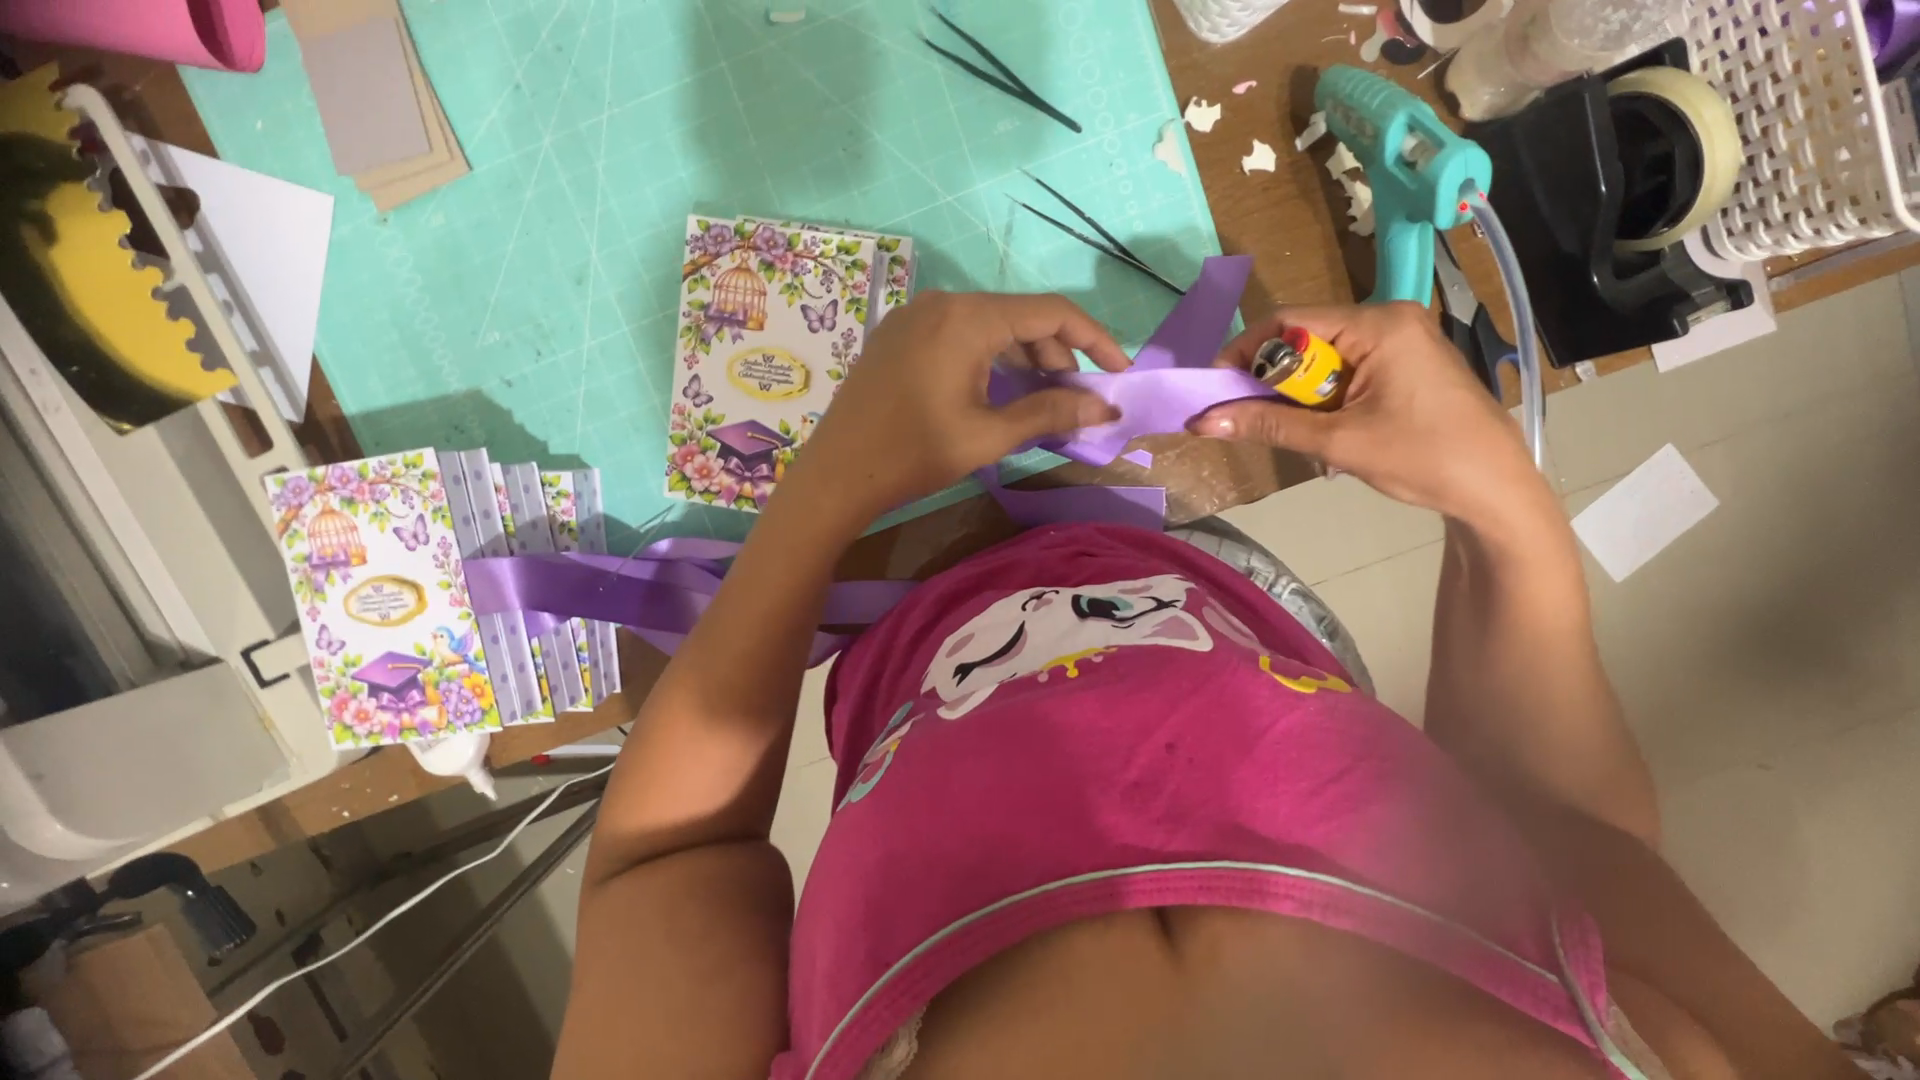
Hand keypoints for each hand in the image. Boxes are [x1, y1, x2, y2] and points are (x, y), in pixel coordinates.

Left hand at [779, 291, 1128, 518]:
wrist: (836, 475)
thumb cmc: (914, 455)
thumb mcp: (989, 435)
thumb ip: (1051, 412)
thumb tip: (1105, 408)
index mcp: (968, 318)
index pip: (1050, 312)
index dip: (1094, 339)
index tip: (1118, 371)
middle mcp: (942, 303)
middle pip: (1019, 317)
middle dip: (1056, 355)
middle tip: (1076, 400)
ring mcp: (915, 316)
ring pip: (989, 326)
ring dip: (1023, 359)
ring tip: (1043, 401)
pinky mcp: (899, 335)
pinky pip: (959, 335)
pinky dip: (989, 359)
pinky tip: (999, 392)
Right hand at [1190, 302, 1547, 526]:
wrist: (1495, 487)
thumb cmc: (1421, 457)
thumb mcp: (1336, 441)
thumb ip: (1267, 424)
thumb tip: (1202, 421)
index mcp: (1378, 324)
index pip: (1289, 321)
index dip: (1245, 351)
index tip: (1217, 388)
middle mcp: (1389, 319)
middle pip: (1304, 337)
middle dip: (1270, 377)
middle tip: (1245, 414)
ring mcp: (1401, 339)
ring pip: (1322, 356)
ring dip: (1295, 391)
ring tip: (1283, 426)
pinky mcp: (1405, 362)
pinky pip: (1345, 368)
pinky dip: (1321, 395)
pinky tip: (1319, 425)